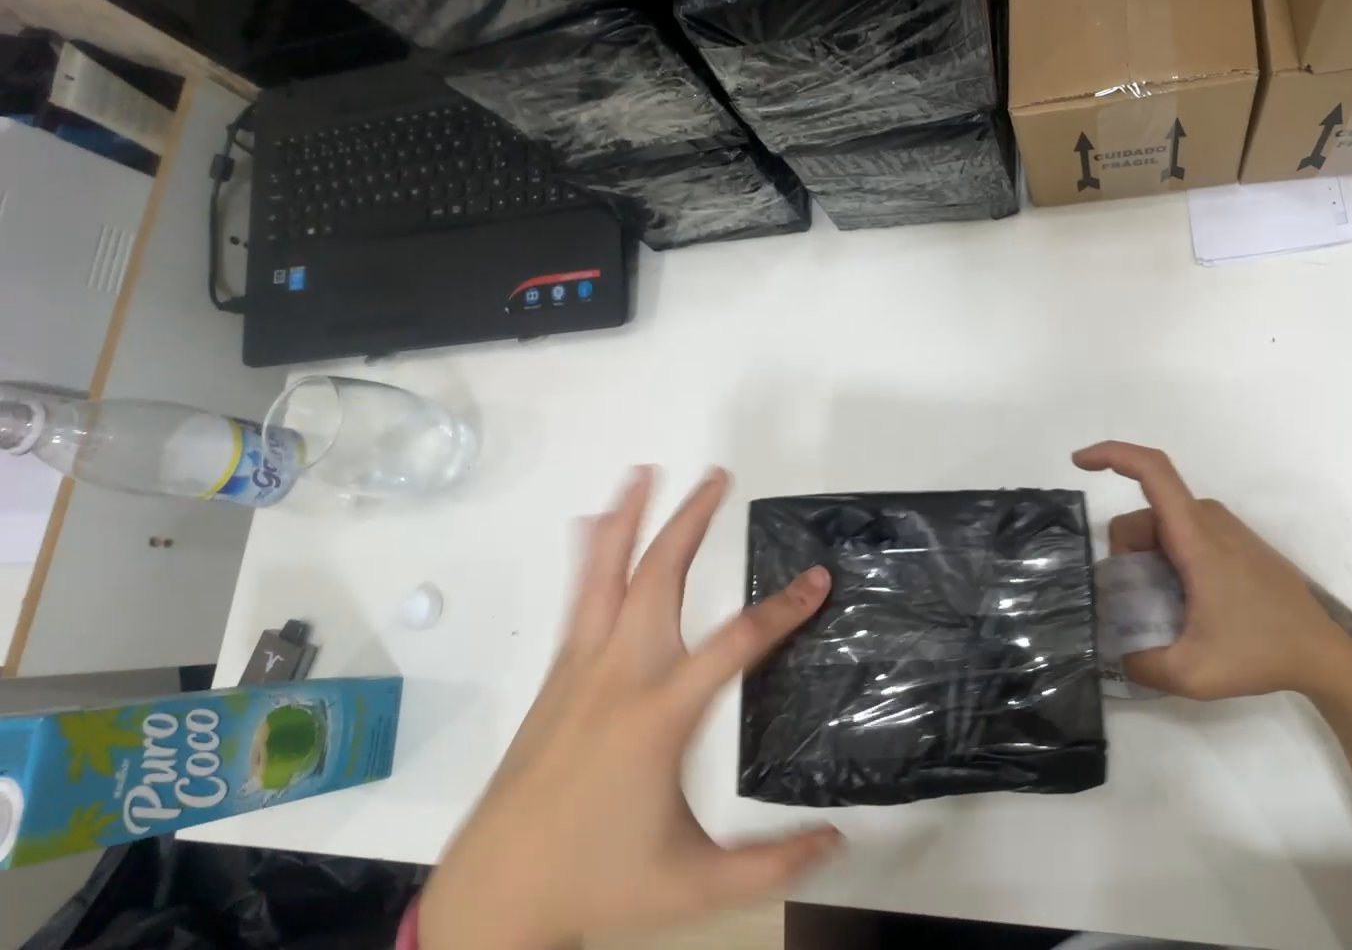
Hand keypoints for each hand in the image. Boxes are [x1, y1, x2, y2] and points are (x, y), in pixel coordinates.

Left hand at [419, 467, 841, 949]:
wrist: (490, 899)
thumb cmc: (596, 885)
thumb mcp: (696, 886)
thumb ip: (774, 862)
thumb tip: (840, 840)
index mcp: (660, 715)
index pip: (737, 645)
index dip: (784, 609)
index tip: (819, 580)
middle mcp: (619, 677)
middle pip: (658, 579)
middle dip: (690, 521)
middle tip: (718, 476)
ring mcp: (580, 672)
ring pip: (604, 577)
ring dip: (628, 519)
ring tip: (645, 473)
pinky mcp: (556, 679)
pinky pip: (577, 599)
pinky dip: (590, 554)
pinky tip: (593, 528)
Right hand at [1073, 442, 1347, 700]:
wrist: (1325, 652)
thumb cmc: (1261, 653)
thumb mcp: (1192, 674)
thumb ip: (1139, 664)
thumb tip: (1113, 652)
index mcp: (1197, 538)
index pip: (1153, 472)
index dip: (1112, 455)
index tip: (1079, 461)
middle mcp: (1210, 521)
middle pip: (1145, 515)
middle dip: (1124, 554)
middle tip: (1136, 605)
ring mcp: (1226, 530)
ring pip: (1161, 527)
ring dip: (1146, 561)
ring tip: (1165, 610)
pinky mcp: (1235, 543)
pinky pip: (1183, 536)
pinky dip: (1167, 562)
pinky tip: (1184, 604)